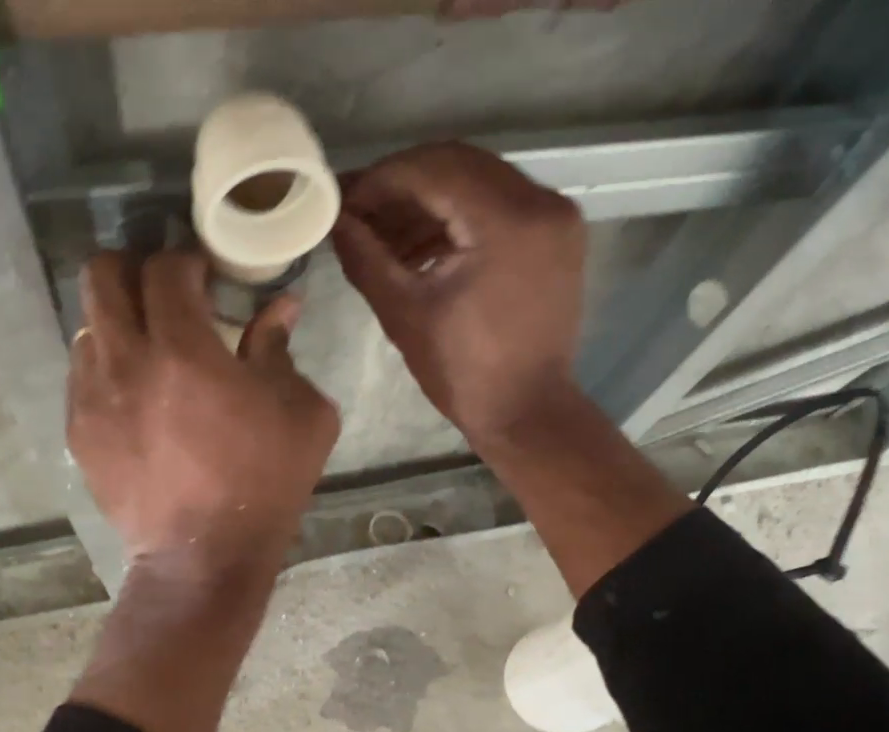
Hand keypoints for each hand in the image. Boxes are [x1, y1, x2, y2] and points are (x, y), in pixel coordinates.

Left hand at [67, 250, 340, 580]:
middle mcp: (124, 361)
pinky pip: (81, 373)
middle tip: (164, 291)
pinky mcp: (78, 431)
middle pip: (101, 275)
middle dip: (133, 268)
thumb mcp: (301, 414)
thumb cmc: (264, 484)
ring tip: (150, 348)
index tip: (205, 276)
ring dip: (119, 321)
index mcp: (183, 349)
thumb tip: (279, 308)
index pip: (165, 268)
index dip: (187, 261)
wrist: (202, 558)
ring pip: (87, 324)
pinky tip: (137, 394)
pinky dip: (107, 366)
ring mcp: (91, 397)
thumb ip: (282, 349)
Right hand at [331, 141, 587, 445]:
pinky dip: (456, 216)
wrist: (526, 411)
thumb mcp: (402, 311)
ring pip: (477, 180)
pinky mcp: (555, 234)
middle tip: (357, 210)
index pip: (433, 169)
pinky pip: (497, 204)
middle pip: (457, 163)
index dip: (380, 180)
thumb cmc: (462, 371)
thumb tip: (333, 218)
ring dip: (426, 200)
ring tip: (379, 233)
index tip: (342, 199)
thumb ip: (364, 255)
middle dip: (401, 184)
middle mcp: (541, 202)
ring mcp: (555, 217)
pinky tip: (416, 245)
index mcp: (508, 221)